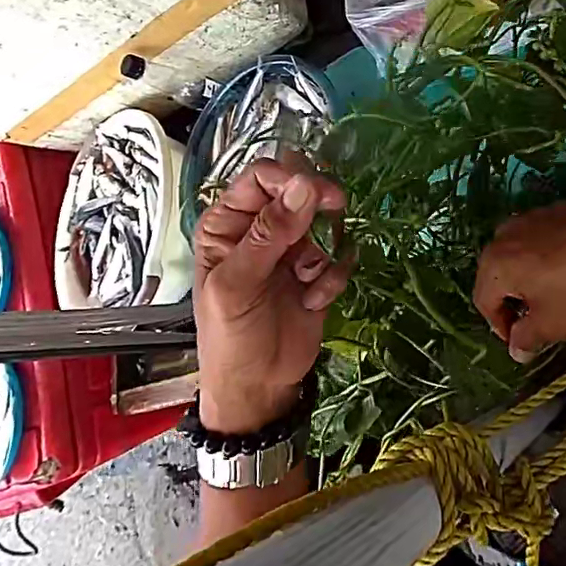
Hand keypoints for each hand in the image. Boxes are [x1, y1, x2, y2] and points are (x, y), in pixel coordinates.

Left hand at [193, 158, 354, 432]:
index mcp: (227, 222)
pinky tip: (314, 301)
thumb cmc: (230, 336)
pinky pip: (337, 255)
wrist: (257, 388)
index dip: (290, 178)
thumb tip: (304, 185)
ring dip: (323, 249)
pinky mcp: (315, 271)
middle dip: (316, 206)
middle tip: (334, 212)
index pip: (261, 178)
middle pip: (298, 192)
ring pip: (322, 222)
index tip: (316, 191)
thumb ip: (269, 233)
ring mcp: (289, 249)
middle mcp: (259, 228)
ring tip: (307, 280)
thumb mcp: (238, 284)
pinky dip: (333, 275)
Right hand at [473, 203, 565, 360]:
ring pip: (517, 248)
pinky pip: (542, 235)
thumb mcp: (555, 325)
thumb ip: (527, 336)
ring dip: (526, 272)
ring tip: (554, 292)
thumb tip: (516, 349)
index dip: (499, 325)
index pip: (483, 299)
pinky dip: (547, 253)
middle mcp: (506, 233)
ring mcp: (534, 216)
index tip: (521, 342)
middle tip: (535, 319)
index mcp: (496, 262)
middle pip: (495, 269)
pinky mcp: (562, 209)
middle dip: (510, 296)